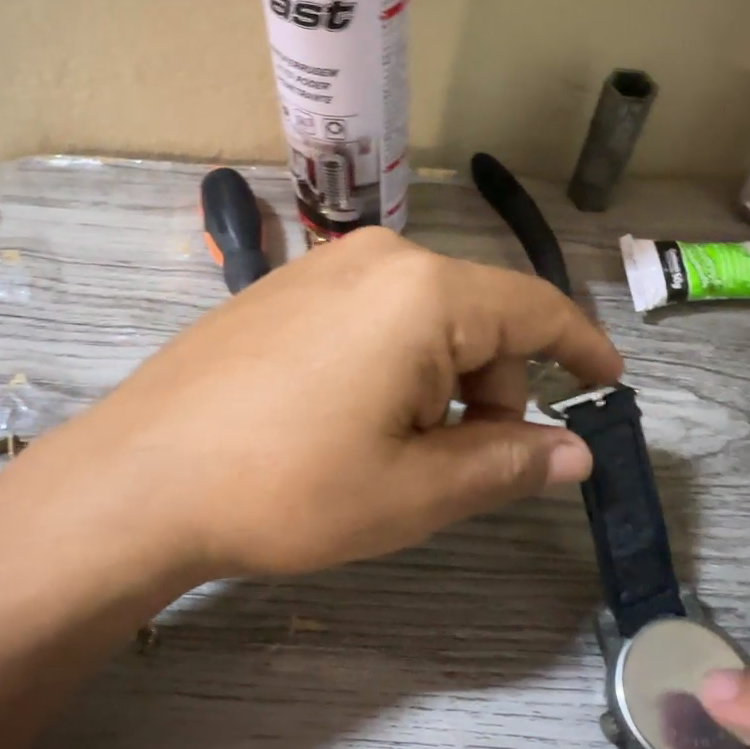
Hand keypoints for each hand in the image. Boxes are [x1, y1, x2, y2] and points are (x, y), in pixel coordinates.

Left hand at [12, 227, 621, 579]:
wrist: (139, 478)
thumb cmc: (288, 487)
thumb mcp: (415, 491)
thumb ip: (508, 464)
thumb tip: (576, 454)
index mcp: (423, 291)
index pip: (535, 309)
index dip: (582, 348)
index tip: (609, 384)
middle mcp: (377, 257)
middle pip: (477, 316)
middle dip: (493, 387)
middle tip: (463, 464)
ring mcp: (322, 265)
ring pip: (424, 318)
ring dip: (440, 381)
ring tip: (397, 450)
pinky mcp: (284, 287)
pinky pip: (373, 315)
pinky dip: (394, 363)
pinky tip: (352, 418)